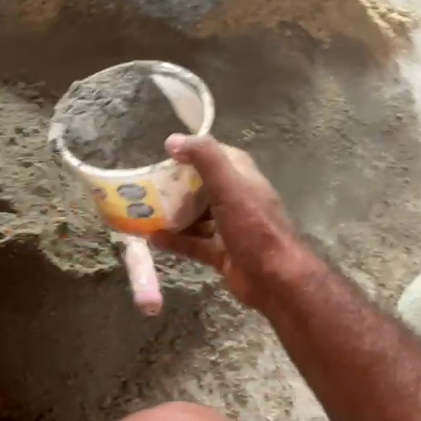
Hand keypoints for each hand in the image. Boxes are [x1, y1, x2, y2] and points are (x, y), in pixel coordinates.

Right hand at [150, 134, 306, 307]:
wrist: (276, 280)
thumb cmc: (254, 228)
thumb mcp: (230, 186)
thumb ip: (205, 158)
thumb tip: (173, 140)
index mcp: (243, 179)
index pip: (217, 156)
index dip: (194, 153)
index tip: (166, 156)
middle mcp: (236, 200)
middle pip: (202, 187)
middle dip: (176, 187)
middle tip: (147, 187)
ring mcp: (229, 228)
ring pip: (196, 216)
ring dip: (173, 215)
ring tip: (144, 212)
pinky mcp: (221, 253)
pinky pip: (193, 243)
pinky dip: (174, 240)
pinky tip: (151, 238)